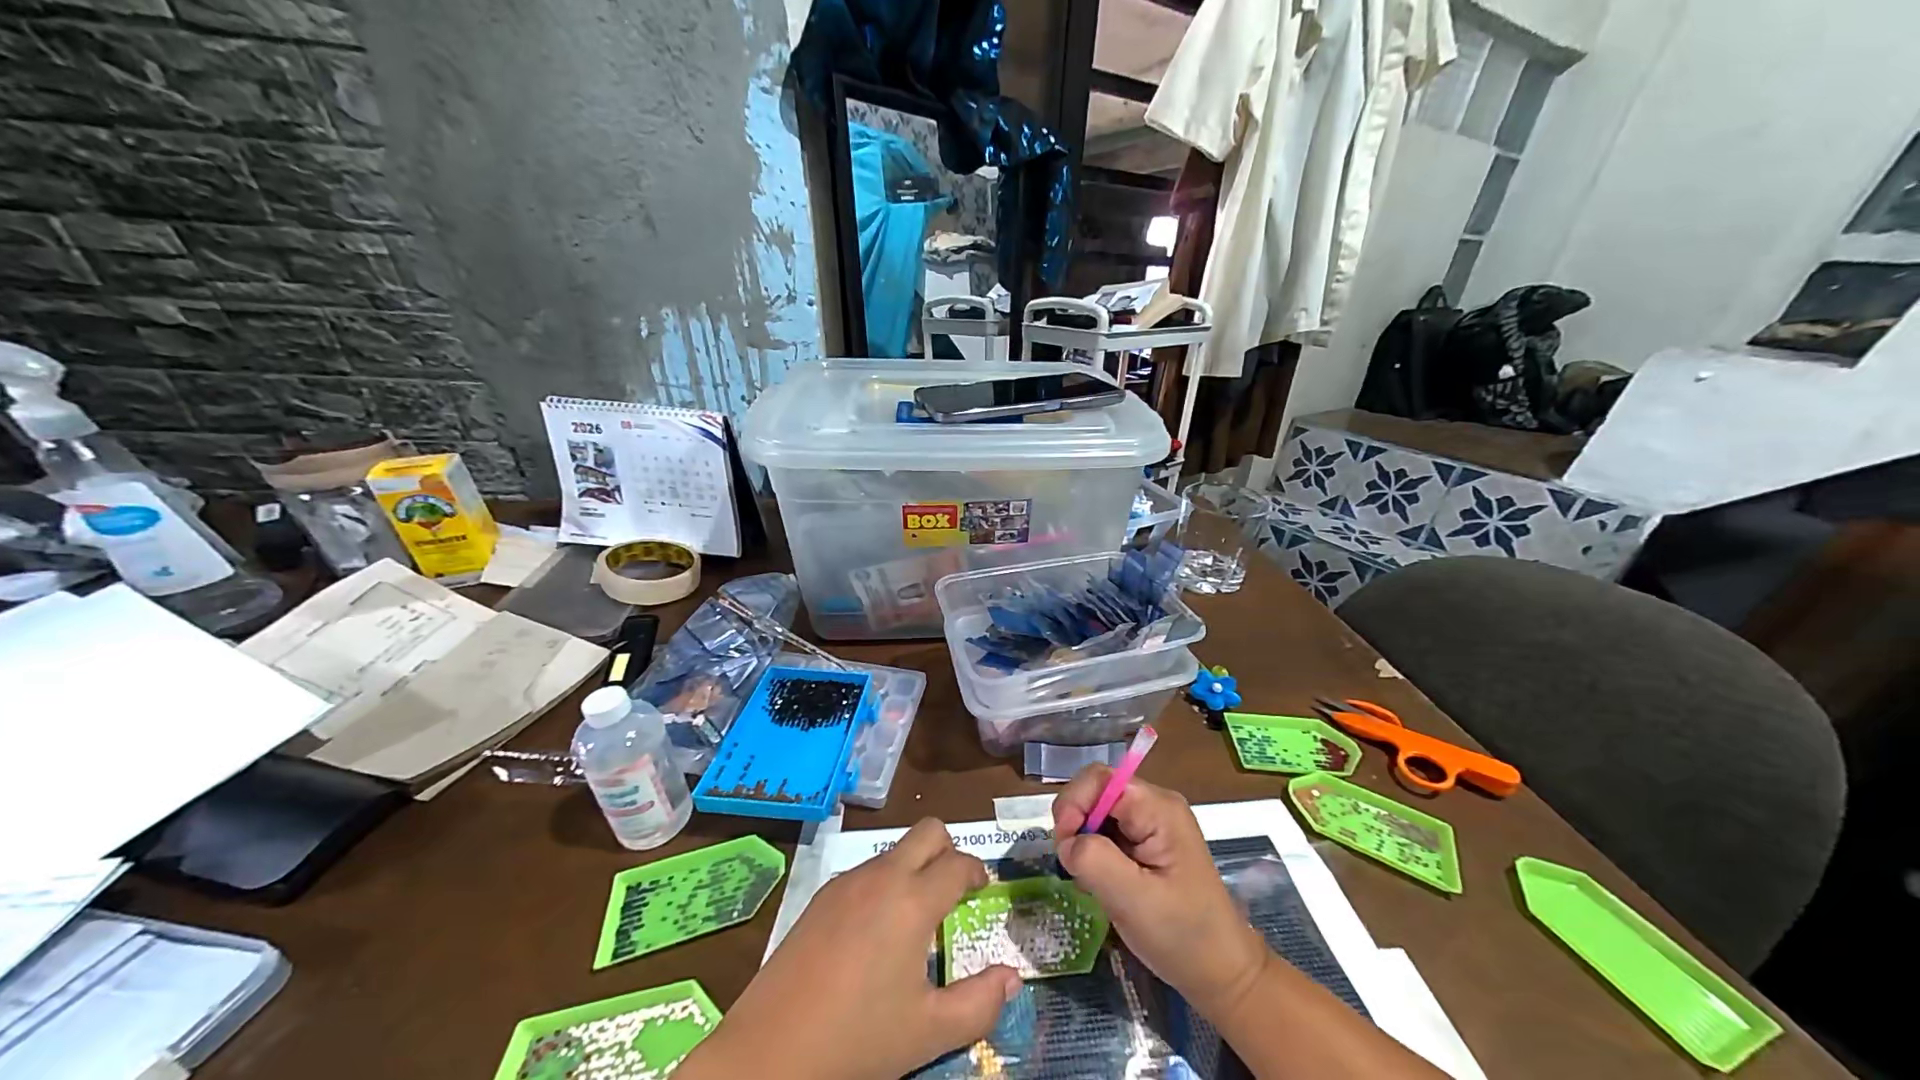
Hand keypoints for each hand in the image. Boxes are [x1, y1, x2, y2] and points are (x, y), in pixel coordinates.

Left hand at [677, 819, 1019, 1079]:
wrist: (769, 1051)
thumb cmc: (857, 1040)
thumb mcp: (928, 1032)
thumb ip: (979, 1003)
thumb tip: (1012, 976)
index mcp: (912, 901)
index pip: (958, 863)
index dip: (978, 871)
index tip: (983, 889)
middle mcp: (880, 877)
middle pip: (927, 830)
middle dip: (949, 849)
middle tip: (954, 890)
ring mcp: (845, 883)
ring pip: (894, 850)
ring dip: (914, 867)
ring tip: (915, 918)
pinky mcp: (819, 897)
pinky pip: (866, 871)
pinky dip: (884, 884)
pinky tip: (874, 932)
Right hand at [1052, 765, 1269, 1016]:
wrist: (1221, 972)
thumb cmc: (1183, 934)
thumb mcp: (1134, 899)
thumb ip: (1094, 860)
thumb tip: (1067, 841)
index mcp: (1158, 808)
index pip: (1099, 779)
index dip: (1073, 804)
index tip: (1065, 846)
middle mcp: (1154, 805)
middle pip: (1095, 792)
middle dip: (1075, 824)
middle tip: (1074, 867)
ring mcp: (1150, 824)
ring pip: (1096, 814)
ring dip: (1083, 843)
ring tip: (1091, 881)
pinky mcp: (1144, 844)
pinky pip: (1105, 833)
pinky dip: (1093, 855)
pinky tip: (1101, 883)